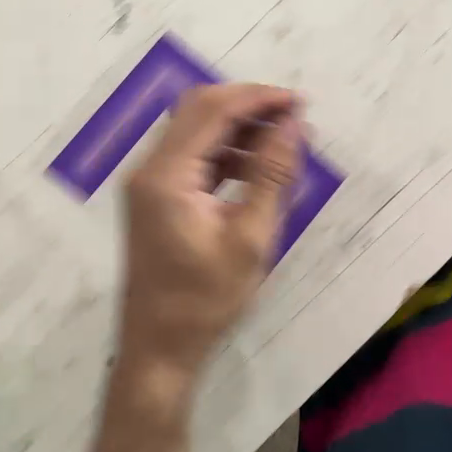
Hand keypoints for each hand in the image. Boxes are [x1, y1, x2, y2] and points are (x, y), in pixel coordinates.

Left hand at [116, 83, 303, 382]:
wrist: (158, 352)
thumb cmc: (204, 300)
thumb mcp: (250, 238)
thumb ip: (272, 175)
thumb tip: (295, 125)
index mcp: (166, 176)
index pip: (214, 111)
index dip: (259, 99)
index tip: (301, 103)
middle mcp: (151, 169)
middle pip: (201, 110)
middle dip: (250, 104)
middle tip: (294, 117)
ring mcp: (151, 183)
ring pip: (197, 129)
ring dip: (241, 127)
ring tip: (285, 143)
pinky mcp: (158, 197)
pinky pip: (195, 155)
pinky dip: (229, 150)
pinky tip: (259, 169)